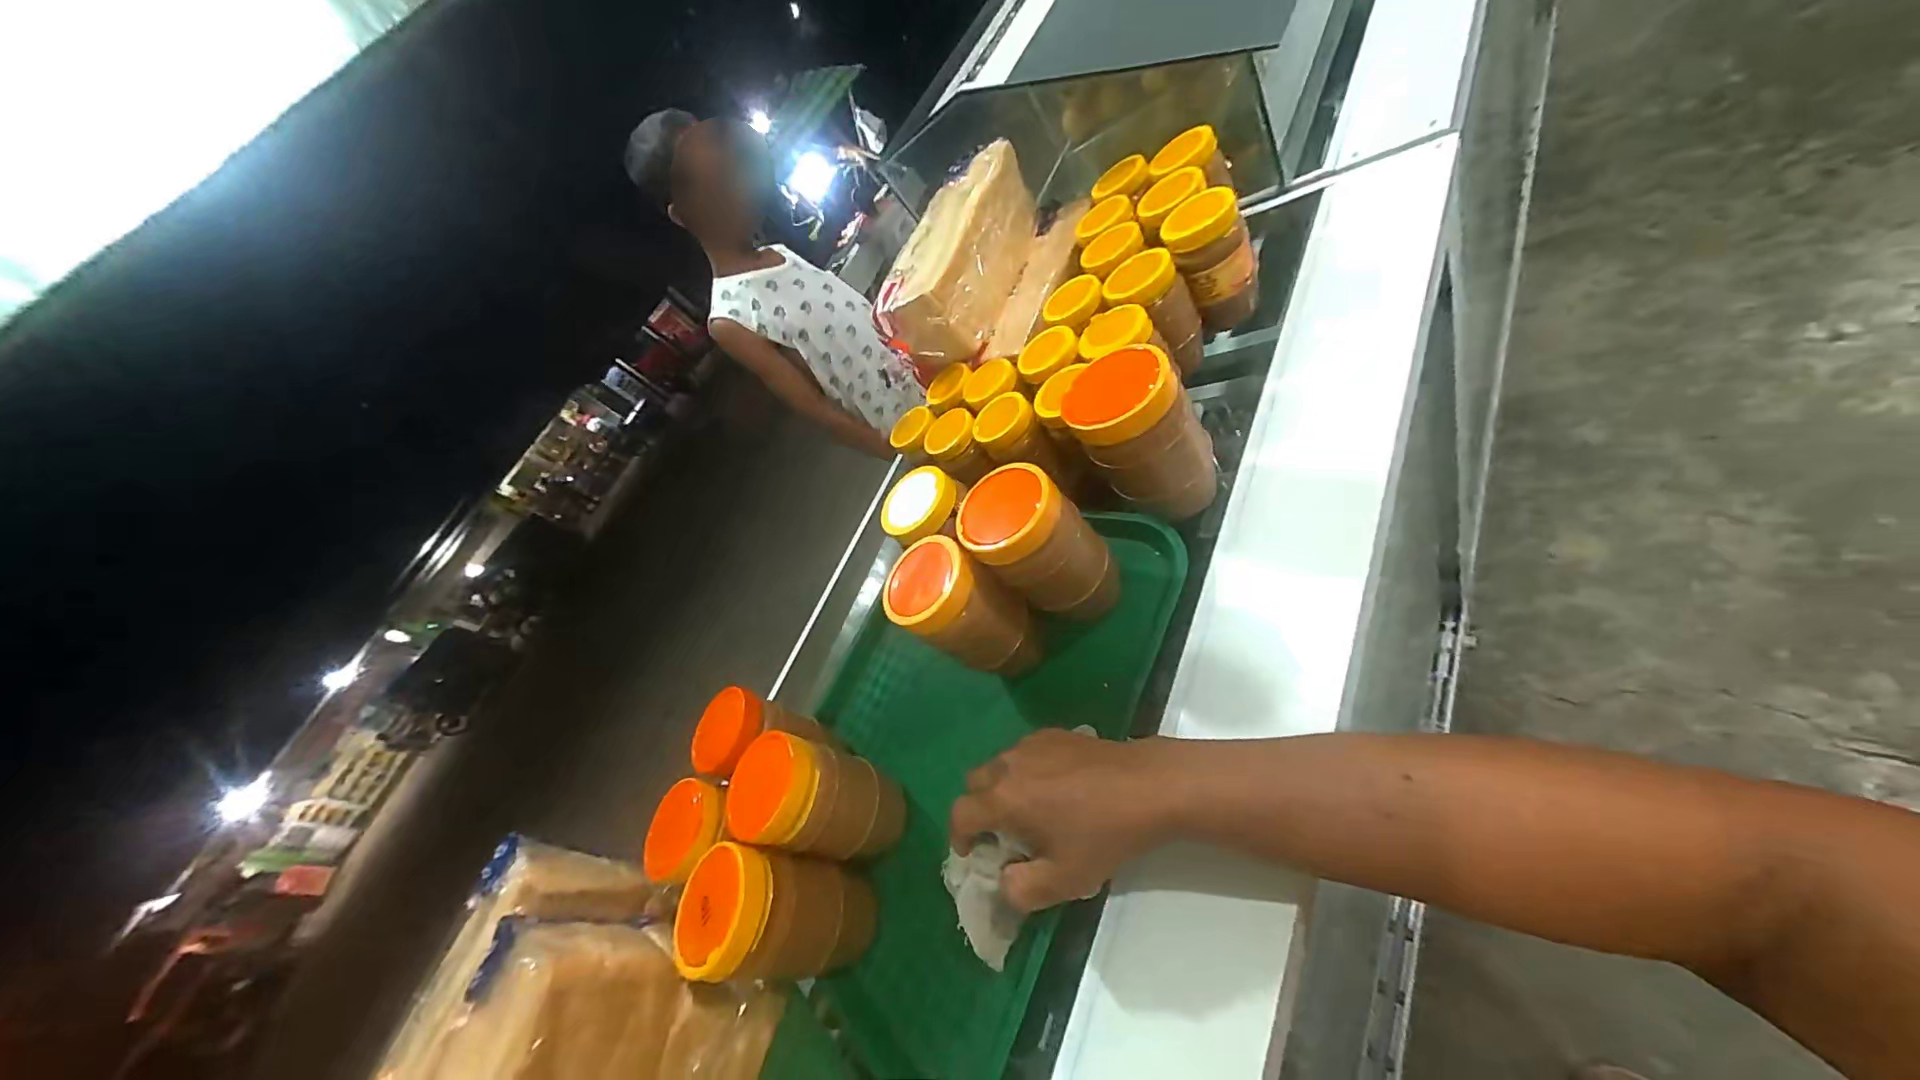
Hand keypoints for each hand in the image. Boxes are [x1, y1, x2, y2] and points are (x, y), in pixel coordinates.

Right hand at [949, 729, 1181, 912]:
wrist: (1147, 786)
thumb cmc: (1103, 834)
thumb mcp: (1063, 881)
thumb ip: (1020, 890)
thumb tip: (1003, 882)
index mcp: (1003, 798)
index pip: (960, 814)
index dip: (959, 837)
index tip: (974, 854)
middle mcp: (1008, 763)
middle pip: (975, 785)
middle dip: (979, 810)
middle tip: (1003, 834)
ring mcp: (1031, 743)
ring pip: (999, 765)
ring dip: (1002, 788)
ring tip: (1031, 810)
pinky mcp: (1054, 733)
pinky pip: (1024, 753)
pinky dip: (1025, 770)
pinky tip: (1057, 788)